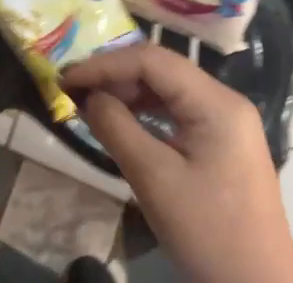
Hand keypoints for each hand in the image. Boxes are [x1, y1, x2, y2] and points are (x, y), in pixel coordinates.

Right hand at [62, 45, 292, 282]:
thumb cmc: (208, 232)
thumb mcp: (154, 178)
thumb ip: (116, 127)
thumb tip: (88, 96)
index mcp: (218, 104)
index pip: (152, 60)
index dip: (104, 64)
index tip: (67, 80)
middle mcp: (225, 102)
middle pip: (160, 69)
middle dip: (113, 75)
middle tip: (73, 90)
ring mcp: (225, 123)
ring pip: (165, 88)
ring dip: (125, 91)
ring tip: (89, 103)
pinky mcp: (219, 143)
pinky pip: (174, 111)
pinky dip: (142, 111)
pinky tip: (118, 121)